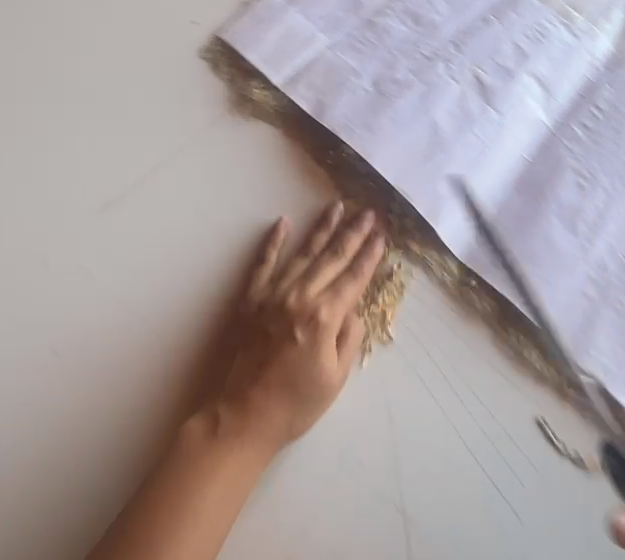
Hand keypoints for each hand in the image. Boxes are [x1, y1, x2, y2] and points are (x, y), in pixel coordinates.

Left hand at [206, 202, 386, 452]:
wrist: (243, 417)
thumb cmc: (296, 404)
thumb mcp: (336, 377)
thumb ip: (349, 336)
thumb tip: (351, 308)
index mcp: (324, 317)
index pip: (354, 278)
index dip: (370, 256)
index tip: (381, 235)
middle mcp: (300, 297)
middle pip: (332, 258)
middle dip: (353, 234)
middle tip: (368, 212)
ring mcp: (273, 295)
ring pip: (302, 253)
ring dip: (321, 229)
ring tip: (336, 207)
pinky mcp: (251, 300)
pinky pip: (263, 264)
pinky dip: (273, 242)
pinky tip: (282, 223)